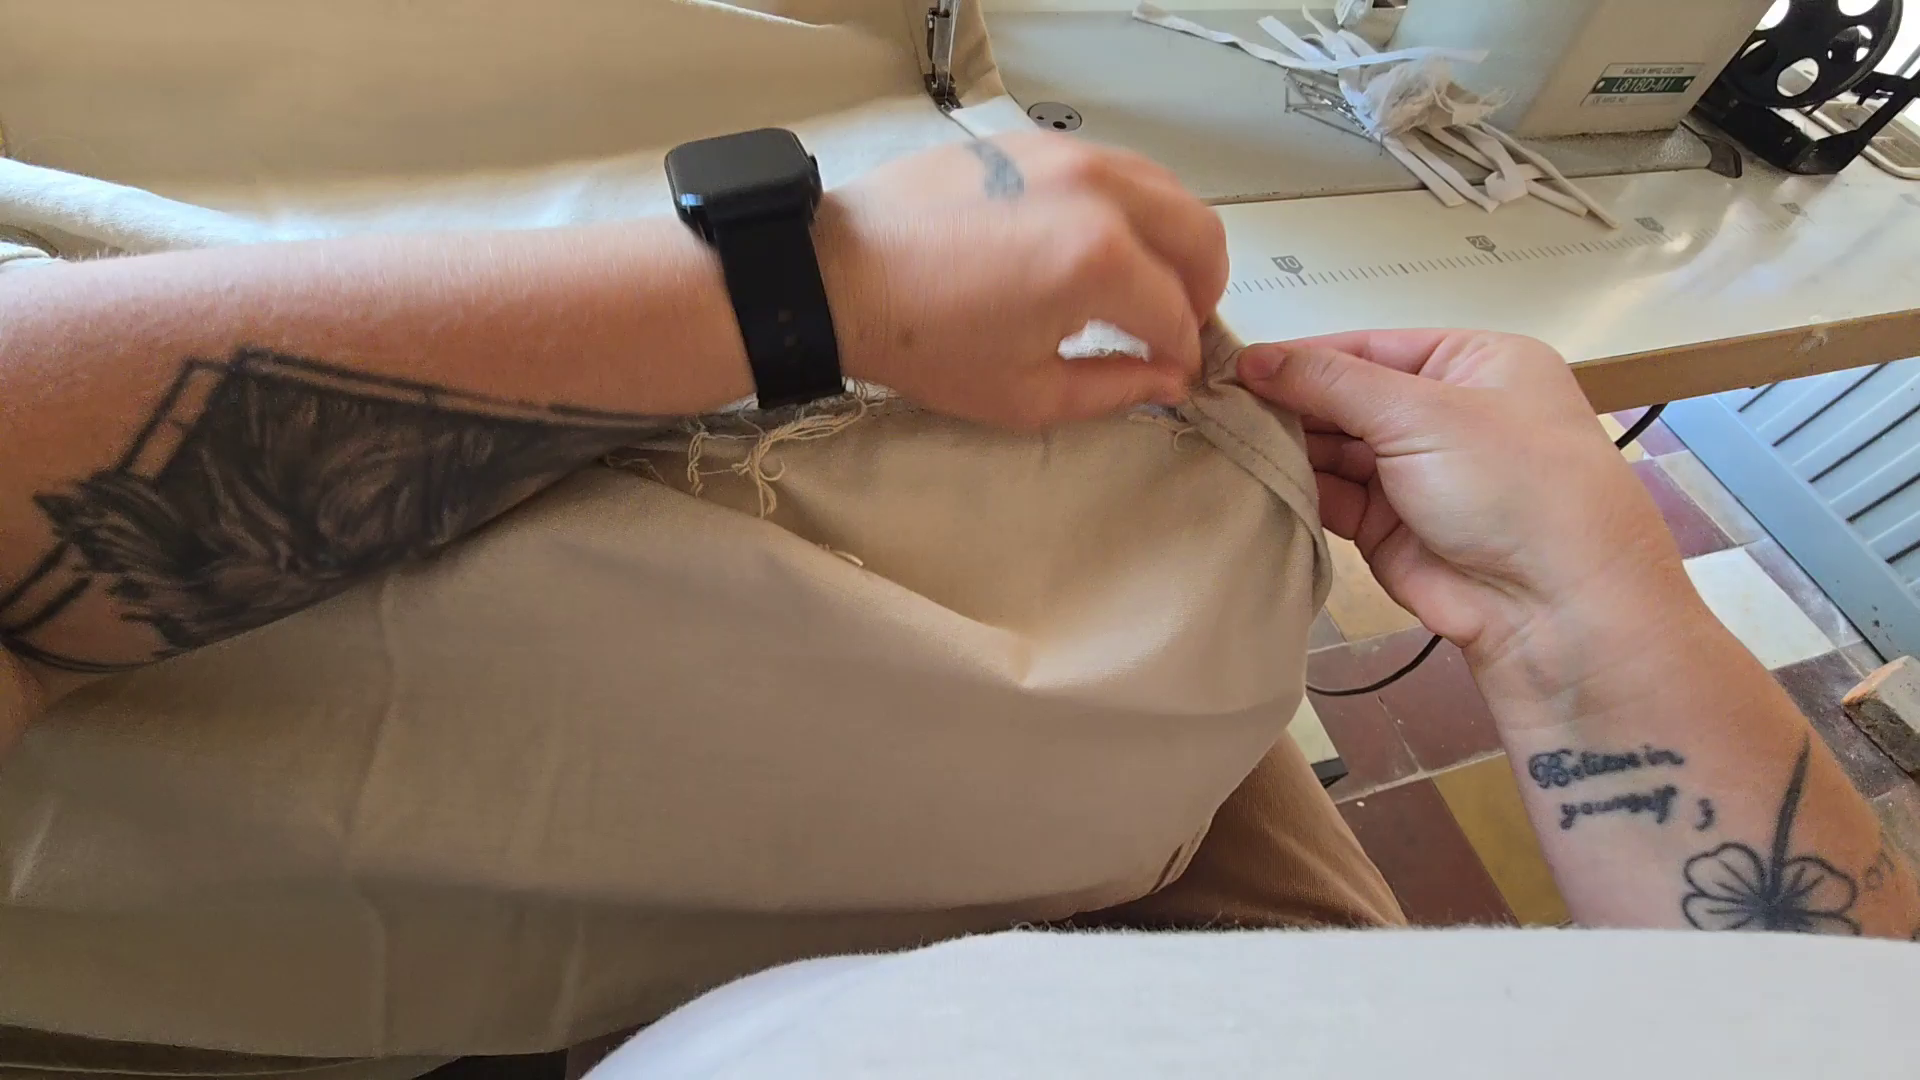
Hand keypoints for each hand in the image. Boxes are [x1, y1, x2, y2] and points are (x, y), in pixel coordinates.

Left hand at [817, 132, 1227, 430]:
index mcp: (1099, 261)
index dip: (1184, 354)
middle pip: (1200, 234)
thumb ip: (1114, 388)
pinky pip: (1118, 169)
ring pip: (1167, 191)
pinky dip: (1133, 211)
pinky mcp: (1036, 143)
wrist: (845, 277)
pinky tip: (1100, 247)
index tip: (1175, 375)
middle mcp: (1099, 191)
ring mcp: (1068, 154)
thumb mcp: (1026, 394)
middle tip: (1177, 329)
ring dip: (1175, 245)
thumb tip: (1167, 381)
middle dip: (1203, 290)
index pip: (1178, 312)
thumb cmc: (926, 343)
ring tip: (1145, 289)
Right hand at [1236, 330, 1694, 675]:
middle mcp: (1437, 411)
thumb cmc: (1506, 483)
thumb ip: (1329, 384)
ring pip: (1329, 447)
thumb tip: (1249, 356)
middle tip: (1215, 409)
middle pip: (1341, 398)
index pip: (1364, 349)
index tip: (1233, 368)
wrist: (1549, 605)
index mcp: (1467, 363)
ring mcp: (1407, 470)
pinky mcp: (1381, 520)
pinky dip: (1295, 486)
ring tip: (1223, 442)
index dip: (1299, 358)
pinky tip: (1251, 477)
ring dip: (1284, 447)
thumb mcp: (1422, 413)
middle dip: (1285, 405)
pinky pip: (1327, 492)